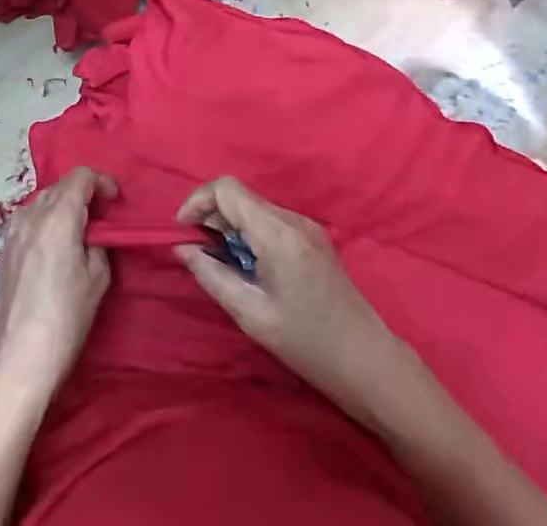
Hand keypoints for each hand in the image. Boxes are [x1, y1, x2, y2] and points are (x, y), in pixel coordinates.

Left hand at [0, 168, 117, 395]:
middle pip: (60, 185)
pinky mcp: (3, 249)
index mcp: (58, 218)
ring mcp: (13, 232)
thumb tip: (95, 233)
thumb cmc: (67, 316)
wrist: (22, 355)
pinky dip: (45, 219)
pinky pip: (28, 219)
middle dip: (84, 192)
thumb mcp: (99, 276)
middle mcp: (32, 216)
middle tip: (102, 215)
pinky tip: (54, 243)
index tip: (115, 201)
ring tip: (78, 228)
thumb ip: (99, 242)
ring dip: (63, 204)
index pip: (81, 176)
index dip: (102, 181)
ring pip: (42, 200)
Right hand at [173, 177, 408, 410]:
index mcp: (278, 233)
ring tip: (221, 264)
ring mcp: (307, 226)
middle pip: (240, 196)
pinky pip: (271, 221)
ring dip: (230, 226)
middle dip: (211, 216)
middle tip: (198, 253)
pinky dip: (249, 233)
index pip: (227, 189)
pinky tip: (247, 266)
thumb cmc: (305, 342)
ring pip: (254, 208)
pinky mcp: (313, 237)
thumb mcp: (250, 313)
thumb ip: (212, 275)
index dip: (197, 201)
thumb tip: (182, 248)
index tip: (181, 231)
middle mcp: (293, 219)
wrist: (364, 357)